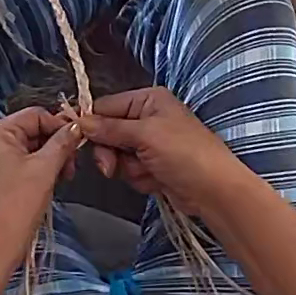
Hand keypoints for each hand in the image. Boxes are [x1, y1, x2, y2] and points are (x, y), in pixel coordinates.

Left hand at [0, 108, 84, 279]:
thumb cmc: (14, 208)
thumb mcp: (43, 171)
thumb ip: (61, 144)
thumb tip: (77, 126)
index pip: (35, 115)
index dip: (60, 126)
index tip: (80, 145)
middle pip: (31, 130)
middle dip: (55, 145)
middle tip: (73, 168)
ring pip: (28, 149)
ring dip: (49, 159)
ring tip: (64, 179)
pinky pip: (20, 165)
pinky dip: (37, 171)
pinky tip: (50, 185)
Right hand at [78, 87, 261, 216]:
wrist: (217, 194)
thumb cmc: (186, 154)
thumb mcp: (145, 135)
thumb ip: (110, 128)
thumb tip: (80, 122)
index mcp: (148, 100)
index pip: (106, 106)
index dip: (91, 123)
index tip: (78, 138)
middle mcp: (148, 117)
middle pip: (108, 132)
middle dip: (110, 151)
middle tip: (110, 166)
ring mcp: (151, 143)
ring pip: (118, 154)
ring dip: (127, 167)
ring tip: (146, 172)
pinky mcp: (154, 166)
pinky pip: (130, 169)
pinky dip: (139, 177)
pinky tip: (156, 180)